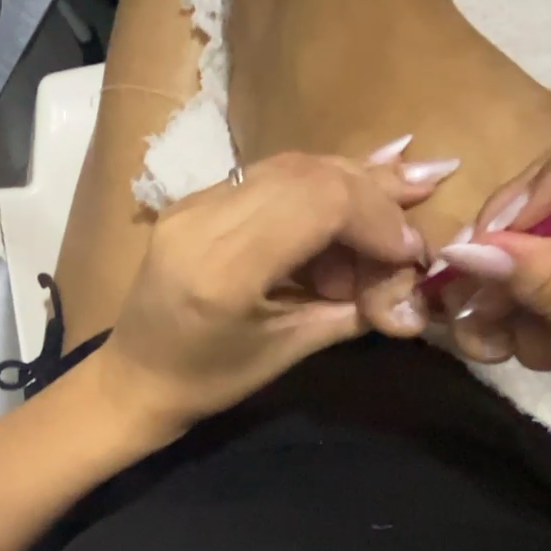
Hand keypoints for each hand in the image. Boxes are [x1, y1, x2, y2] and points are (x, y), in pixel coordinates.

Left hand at [92, 150, 444, 433]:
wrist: (133, 381)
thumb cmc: (207, 382)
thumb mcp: (284, 352)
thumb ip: (351, 313)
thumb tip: (417, 293)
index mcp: (224, 269)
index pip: (322, 201)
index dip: (378, 218)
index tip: (408, 255)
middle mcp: (203, 221)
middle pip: (310, 174)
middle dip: (371, 198)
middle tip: (408, 227)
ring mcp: (192, 205)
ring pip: (290, 167)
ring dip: (346, 190)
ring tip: (385, 220)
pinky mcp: (190, 202)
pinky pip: (265, 179)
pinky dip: (311, 194)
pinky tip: (340, 217)